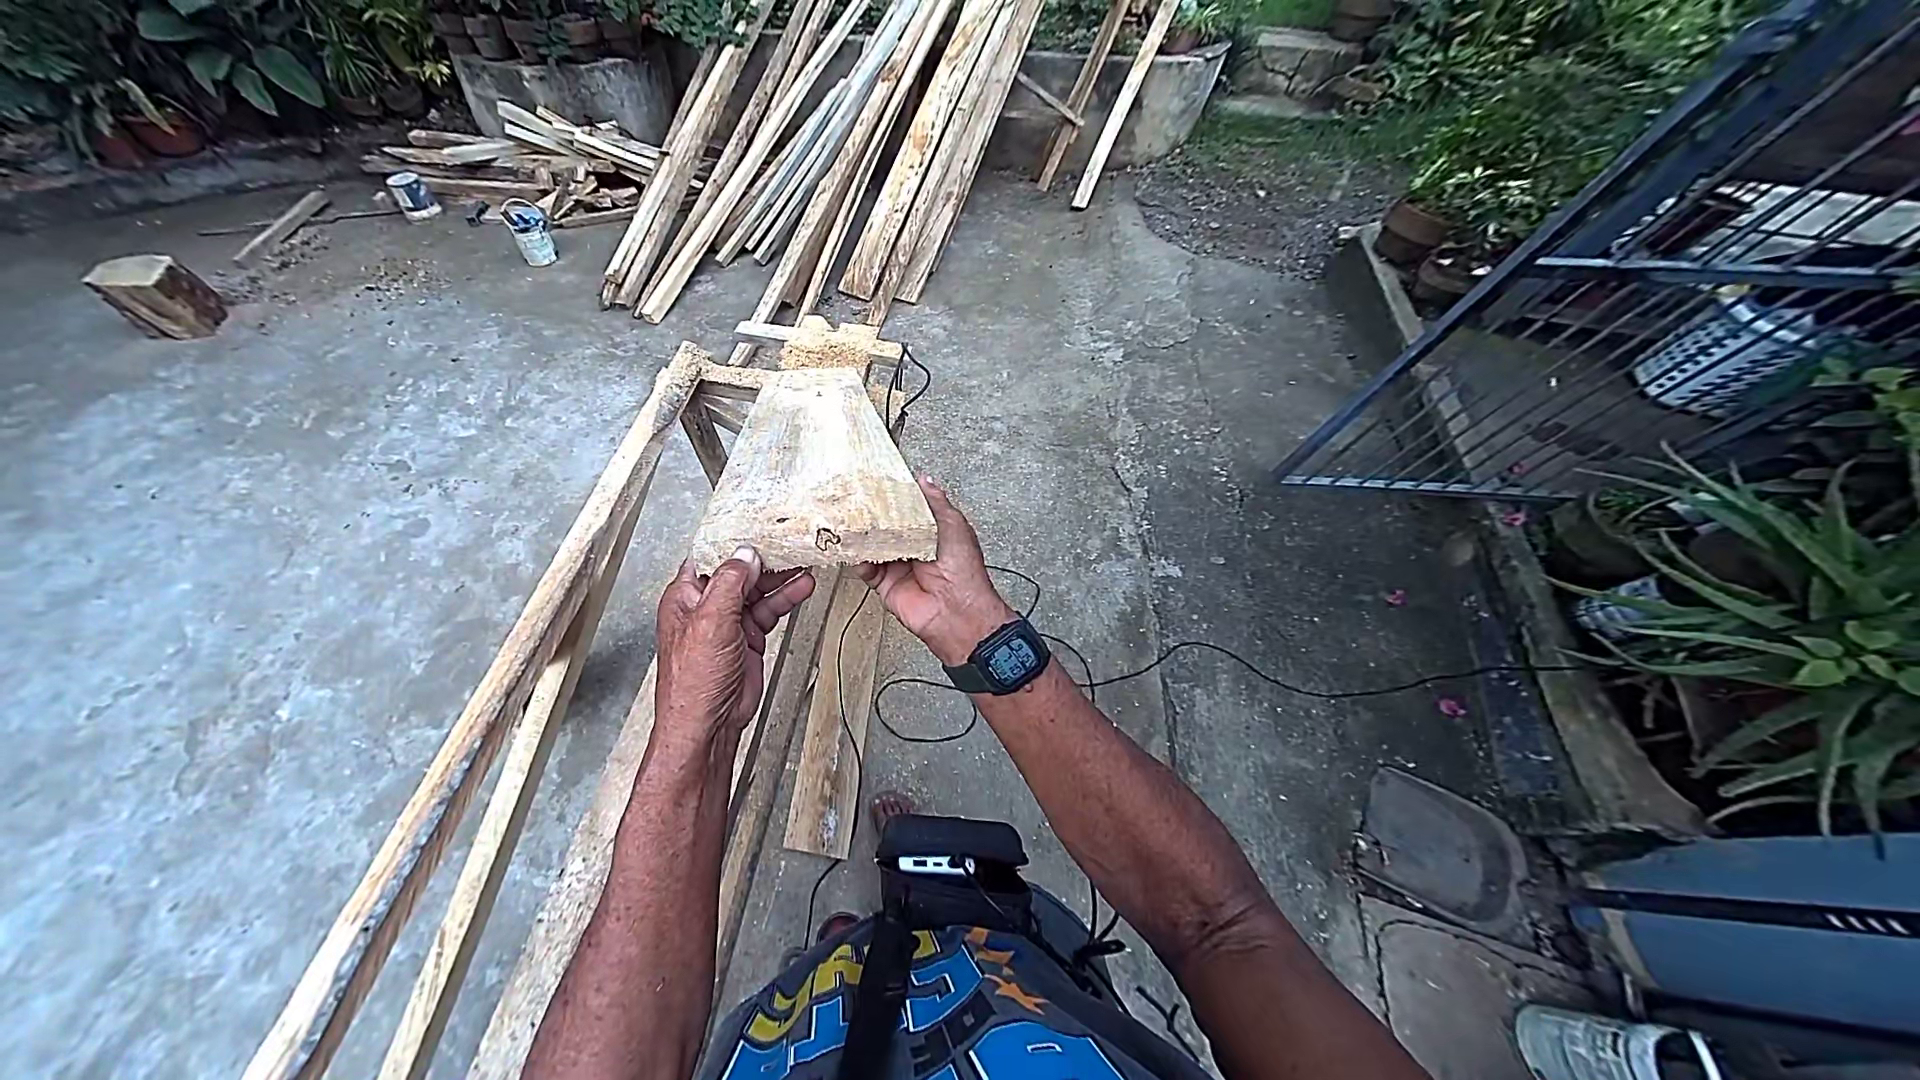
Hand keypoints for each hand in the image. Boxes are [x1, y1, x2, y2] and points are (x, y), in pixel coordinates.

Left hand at [656, 546, 815, 739]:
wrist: (709, 724)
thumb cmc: (693, 683)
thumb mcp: (710, 623)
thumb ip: (729, 584)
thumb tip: (745, 555)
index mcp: (686, 597)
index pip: (711, 557)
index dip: (735, 543)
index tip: (760, 529)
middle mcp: (706, 607)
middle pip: (740, 572)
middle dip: (765, 560)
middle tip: (791, 546)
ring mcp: (728, 622)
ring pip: (759, 591)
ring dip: (781, 579)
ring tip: (804, 564)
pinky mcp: (747, 637)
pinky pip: (769, 611)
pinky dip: (786, 599)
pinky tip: (801, 589)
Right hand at [857, 476, 1016, 666]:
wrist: (956, 610)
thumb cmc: (964, 570)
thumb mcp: (953, 524)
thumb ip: (935, 502)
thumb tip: (924, 480)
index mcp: (931, 532)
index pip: (907, 510)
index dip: (894, 499)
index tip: (878, 485)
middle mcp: (913, 547)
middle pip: (886, 527)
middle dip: (873, 516)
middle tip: (858, 502)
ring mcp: (898, 565)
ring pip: (872, 545)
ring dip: (863, 536)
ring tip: (851, 521)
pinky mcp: (885, 583)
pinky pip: (866, 568)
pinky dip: (858, 559)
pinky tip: (855, 549)